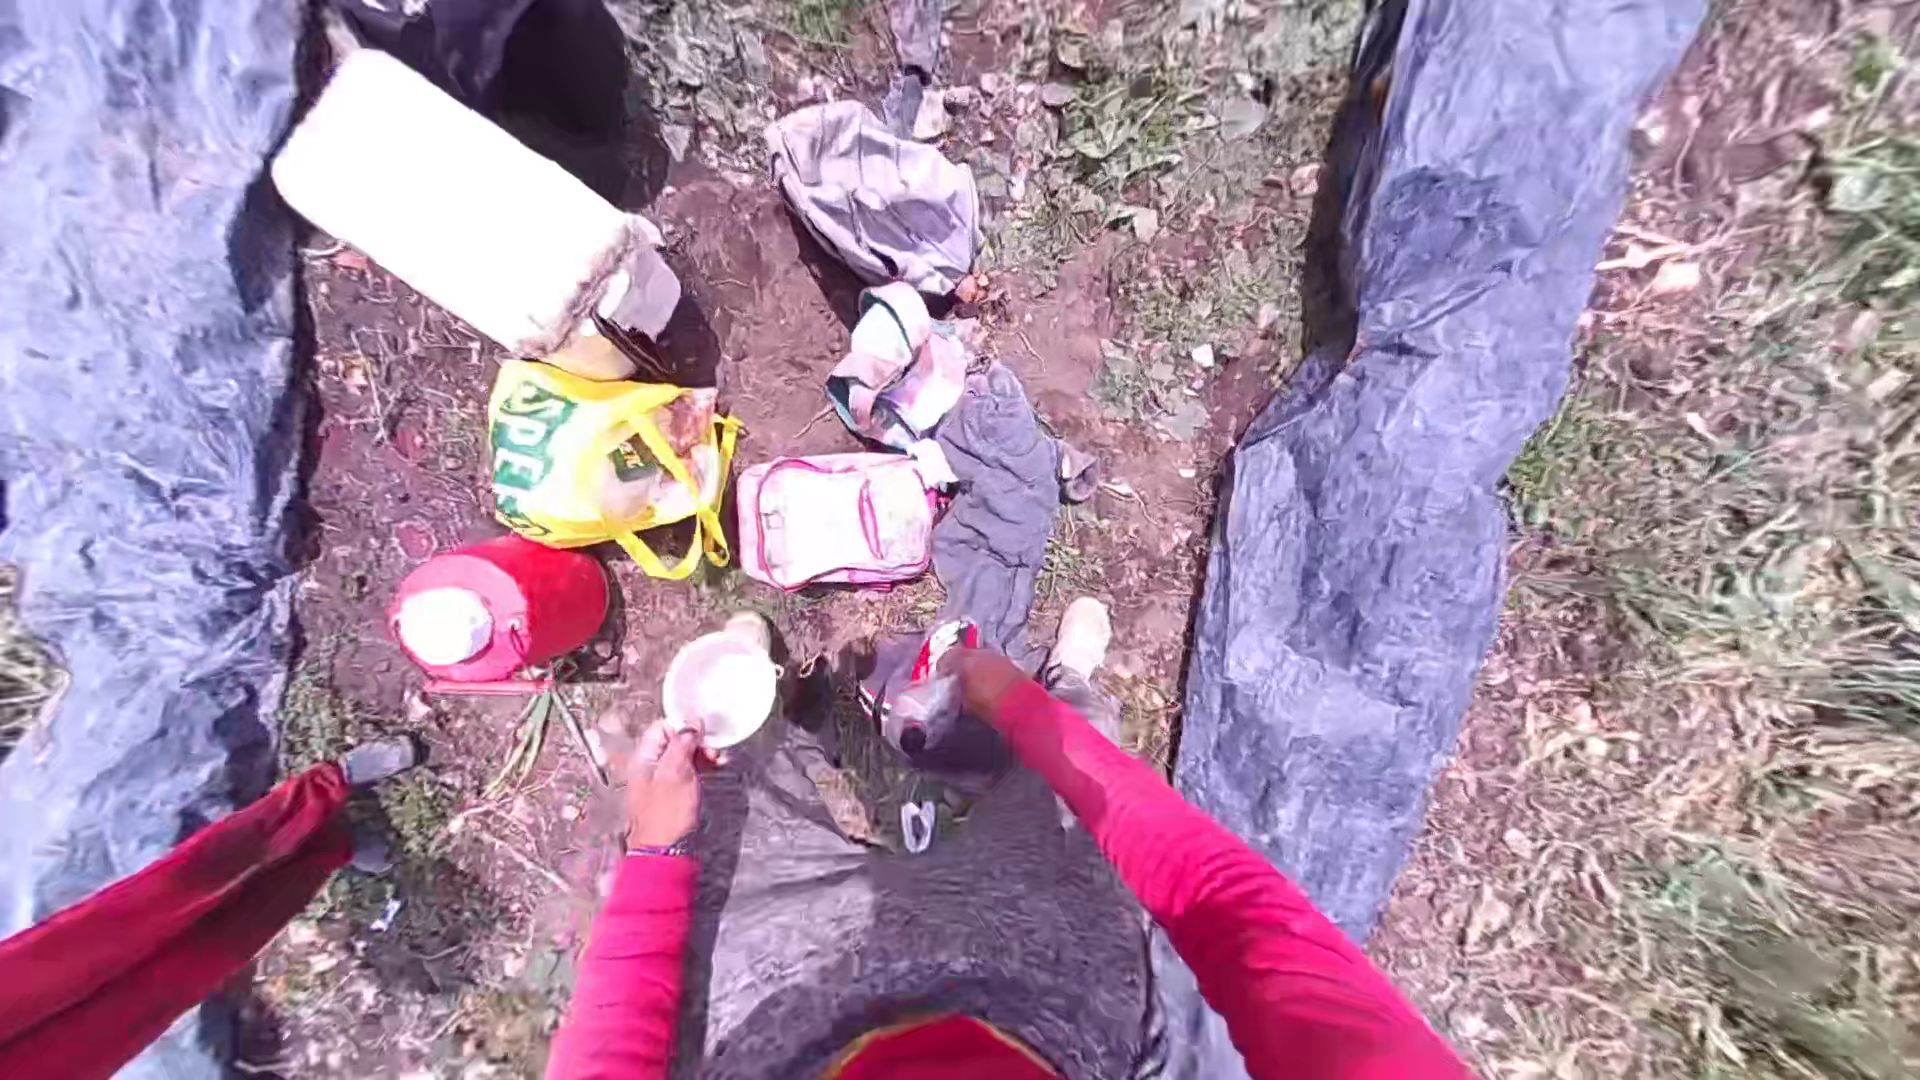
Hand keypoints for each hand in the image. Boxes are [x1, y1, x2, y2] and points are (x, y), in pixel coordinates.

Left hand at [625, 718, 713, 848]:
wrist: (665, 851)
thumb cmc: (667, 811)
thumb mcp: (676, 773)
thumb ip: (682, 744)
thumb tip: (692, 724)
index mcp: (644, 758)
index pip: (663, 727)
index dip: (684, 726)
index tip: (703, 733)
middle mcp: (651, 764)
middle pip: (676, 738)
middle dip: (698, 740)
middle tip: (714, 751)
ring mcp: (663, 776)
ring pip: (686, 752)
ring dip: (704, 752)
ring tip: (719, 760)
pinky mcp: (675, 787)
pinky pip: (690, 766)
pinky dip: (704, 764)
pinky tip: (717, 766)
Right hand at [946, 647, 1028, 717]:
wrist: (1024, 707)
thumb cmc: (991, 707)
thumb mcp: (967, 703)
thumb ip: (959, 691)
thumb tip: (955, 688)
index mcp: (966, 662)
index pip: (948, 657)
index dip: (943, 666)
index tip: (941, 675)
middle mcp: (981, 654)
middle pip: (965, 653)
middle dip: (959, 662)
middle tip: (956, 674)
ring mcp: (997, 656)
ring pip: (980, 655)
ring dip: (975, 663)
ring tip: (973, 677)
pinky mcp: (1010, 662)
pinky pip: (992, 661)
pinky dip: (987, 667)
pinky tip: (988, 678)